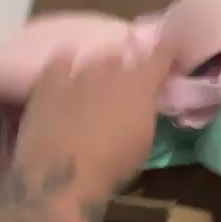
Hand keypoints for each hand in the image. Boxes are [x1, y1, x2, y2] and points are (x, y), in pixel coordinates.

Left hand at [10, 35, 174, 196]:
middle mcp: (111, 71)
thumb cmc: (113, 165)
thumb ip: (146, 111)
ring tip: (97, 78)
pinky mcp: (47, 83)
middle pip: (123, 56)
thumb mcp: (144, 139)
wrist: (62, 174)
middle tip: (127, 80)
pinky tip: (68, 65)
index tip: (173, 47)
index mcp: (141, 85)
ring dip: (99, 67)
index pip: (161, 54)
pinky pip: (59, 61)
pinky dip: (66, 63)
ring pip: (93, 58)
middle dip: (127, 65)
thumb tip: (146, 101)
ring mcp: (77, 74)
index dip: (168, 48)